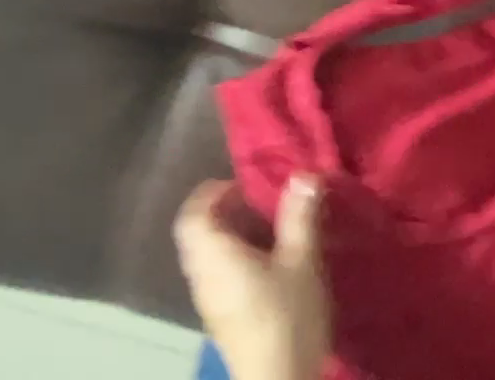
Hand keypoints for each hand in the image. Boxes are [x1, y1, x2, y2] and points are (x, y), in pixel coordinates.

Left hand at [174, 175, 330, 379]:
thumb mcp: (301, 261)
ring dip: (234, 236)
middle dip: (226, 212)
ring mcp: (210, 302)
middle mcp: (203, 277)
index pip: (192, 215)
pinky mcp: (223, 320)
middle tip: (263, 202)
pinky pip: (220, 275)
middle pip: (199, 235)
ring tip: (272, 229)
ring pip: (210, 256)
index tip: (243, 184)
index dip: (211, 193)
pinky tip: (272, 264)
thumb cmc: (287, 318)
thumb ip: (299, 216)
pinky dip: (238, 258)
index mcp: (215, 257)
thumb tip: (302, 174)